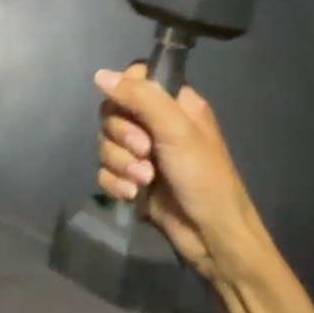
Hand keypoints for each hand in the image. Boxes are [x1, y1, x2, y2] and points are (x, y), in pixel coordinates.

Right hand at [95, 64, 271, 283]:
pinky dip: (115, 181)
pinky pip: (105, 169)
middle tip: (145, 151)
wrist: (212, 237)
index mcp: (175, 103)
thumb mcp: (176, 129)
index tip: (130, 107)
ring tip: (144, 180)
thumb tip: (101, 75)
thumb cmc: (203, 177)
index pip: (136, 76)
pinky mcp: (132, 179)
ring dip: (120, 162)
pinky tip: (132, 194)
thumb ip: (140, 97)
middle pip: (113, 110)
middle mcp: (156, 123)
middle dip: (122, 135)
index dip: (126, 89)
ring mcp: (143, 153)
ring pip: (106, 141)